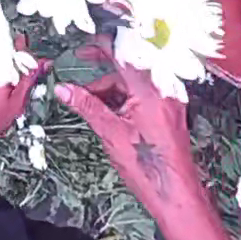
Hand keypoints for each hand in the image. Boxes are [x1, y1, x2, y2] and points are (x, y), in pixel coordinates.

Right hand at [57, 59, 238, 239]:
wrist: (176, 194)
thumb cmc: (148, 167)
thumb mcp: (111, 133)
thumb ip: (87, 106)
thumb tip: (64, 89)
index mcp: (150, 88)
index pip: (123, 52)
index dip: (100, 45)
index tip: (82, 48)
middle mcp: (163, 86)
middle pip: (128, 65)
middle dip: (103, 67)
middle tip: (82, 67)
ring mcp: (168, 96)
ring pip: (134, 80)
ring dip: (111, 86)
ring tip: (89, 103)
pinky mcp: (169, 107)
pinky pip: (143, 91)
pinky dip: (124, 96)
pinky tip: (108, 110)